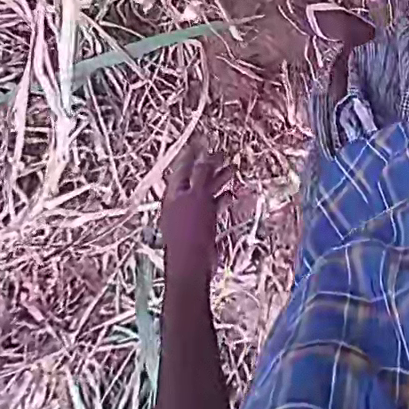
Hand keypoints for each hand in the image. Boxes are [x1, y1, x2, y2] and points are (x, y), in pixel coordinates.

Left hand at [161, 147, 224, 286]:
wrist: (192, 267)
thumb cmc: (192, 231)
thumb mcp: (198, 198)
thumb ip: (202, 176)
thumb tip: (205, 157)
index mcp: (174, 194)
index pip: (183, 167)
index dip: (193, 154)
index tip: (202, 141)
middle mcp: (179, 203)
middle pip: (195, 179)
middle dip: (210, 167)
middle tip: (225, 155)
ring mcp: (188, 216)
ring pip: (205, 193)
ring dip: (219, 182)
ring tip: (234, 171)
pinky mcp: (199, 228)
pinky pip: (211, 207)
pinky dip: (221, 199)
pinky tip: (231, 196)